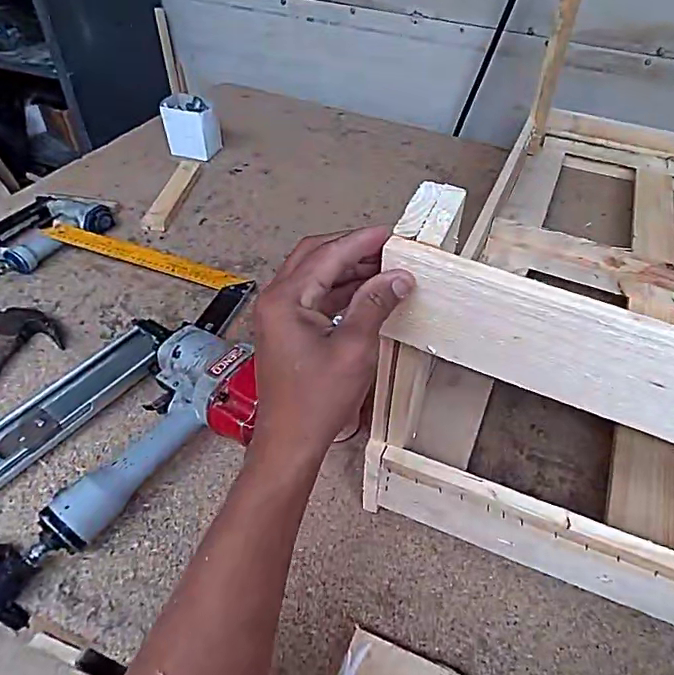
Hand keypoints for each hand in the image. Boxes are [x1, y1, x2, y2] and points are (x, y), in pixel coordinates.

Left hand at [247, 227, 412, 466]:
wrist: (291, 440)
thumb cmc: (315, 402)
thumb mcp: (354, 348)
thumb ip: (375, 305)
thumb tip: (397, 277)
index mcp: (285, 300)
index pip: (328, 255)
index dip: (361, 241)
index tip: (389, 234)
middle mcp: (276, 301)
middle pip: (316, 256)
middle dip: (352, 249)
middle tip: (387, 248)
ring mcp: (279, 315)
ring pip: (315, 275)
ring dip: (348, 269)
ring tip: (384, 268)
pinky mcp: (287, 329)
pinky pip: (315, 296)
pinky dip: (341, 290)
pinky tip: (367, 292)